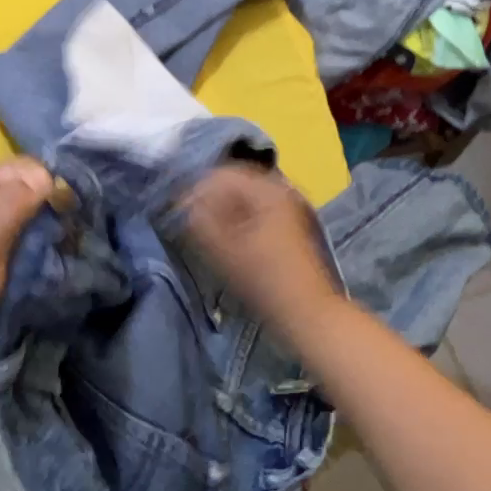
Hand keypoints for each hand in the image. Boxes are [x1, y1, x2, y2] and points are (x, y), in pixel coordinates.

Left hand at [0, 159, 53, 390]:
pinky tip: (62, 271)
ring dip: (57, 240)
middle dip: (59, 214)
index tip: (74, 211)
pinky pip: (35, 253)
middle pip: (37, 197)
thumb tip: (49, 176)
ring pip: (40, 227)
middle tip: (77, 238)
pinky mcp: (3, 268)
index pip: (29, 169)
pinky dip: (49, 260)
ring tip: (74, 257)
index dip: (53, 184)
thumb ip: (13, 201)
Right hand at [182, 165, 342, 335]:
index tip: (178, 211)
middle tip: (190, 219)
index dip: (195, 189)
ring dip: (225, 208)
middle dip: (210, 197)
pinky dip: (241, 217)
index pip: (221, 174)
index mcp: (268, 188)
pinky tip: (230, 237)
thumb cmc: (265, 280)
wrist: (312, 316)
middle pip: (236, 182)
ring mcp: (294, 208)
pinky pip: (260, 210)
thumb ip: (197, 220)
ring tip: (208, 230)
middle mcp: (284, 190)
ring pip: (248, 197)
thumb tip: (183, 203)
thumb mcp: (222, 249)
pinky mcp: (295, 227)